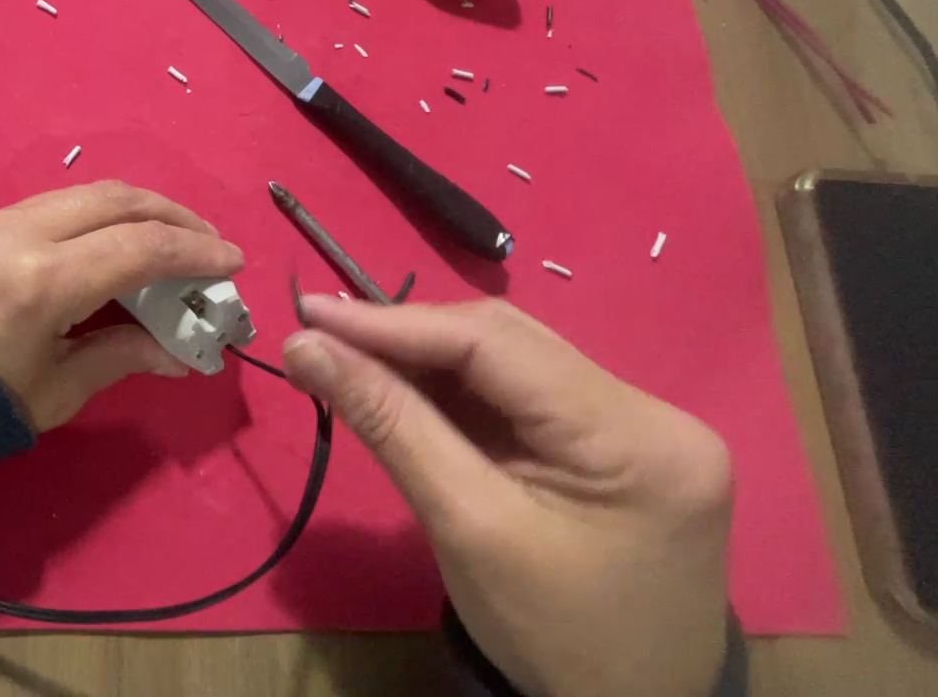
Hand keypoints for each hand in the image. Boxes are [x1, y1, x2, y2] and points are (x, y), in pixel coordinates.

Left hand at [0, 181, 243, 431]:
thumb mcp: (54, 393)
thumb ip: (122, 356)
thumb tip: (182, 351)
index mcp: (40, 281)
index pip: (139, 246)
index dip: (195, 252)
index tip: (233, 262)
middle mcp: (17, 232)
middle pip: (115, 198)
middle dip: (172, 216)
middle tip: (207, 245)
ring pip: (82, 194)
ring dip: (133, 212)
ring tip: (168, 244)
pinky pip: (51, 206)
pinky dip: (94, 219)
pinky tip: (113, 247)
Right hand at [282, 296, 733, 696]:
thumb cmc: (550, 633)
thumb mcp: (463, 524)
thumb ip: (387, 422)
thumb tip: (304, 345)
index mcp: (635, 435)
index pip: (495, 344)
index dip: (393, 322)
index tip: (309, 315)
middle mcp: (644, 410)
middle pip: (499, 342)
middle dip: (400, 336)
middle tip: (317, 336)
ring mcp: (626, 424)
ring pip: (497, 360)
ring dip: (413, 357)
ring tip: (339, 356)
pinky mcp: (597, 441)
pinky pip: (503, 392)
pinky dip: (438, 386)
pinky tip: (388, 385)